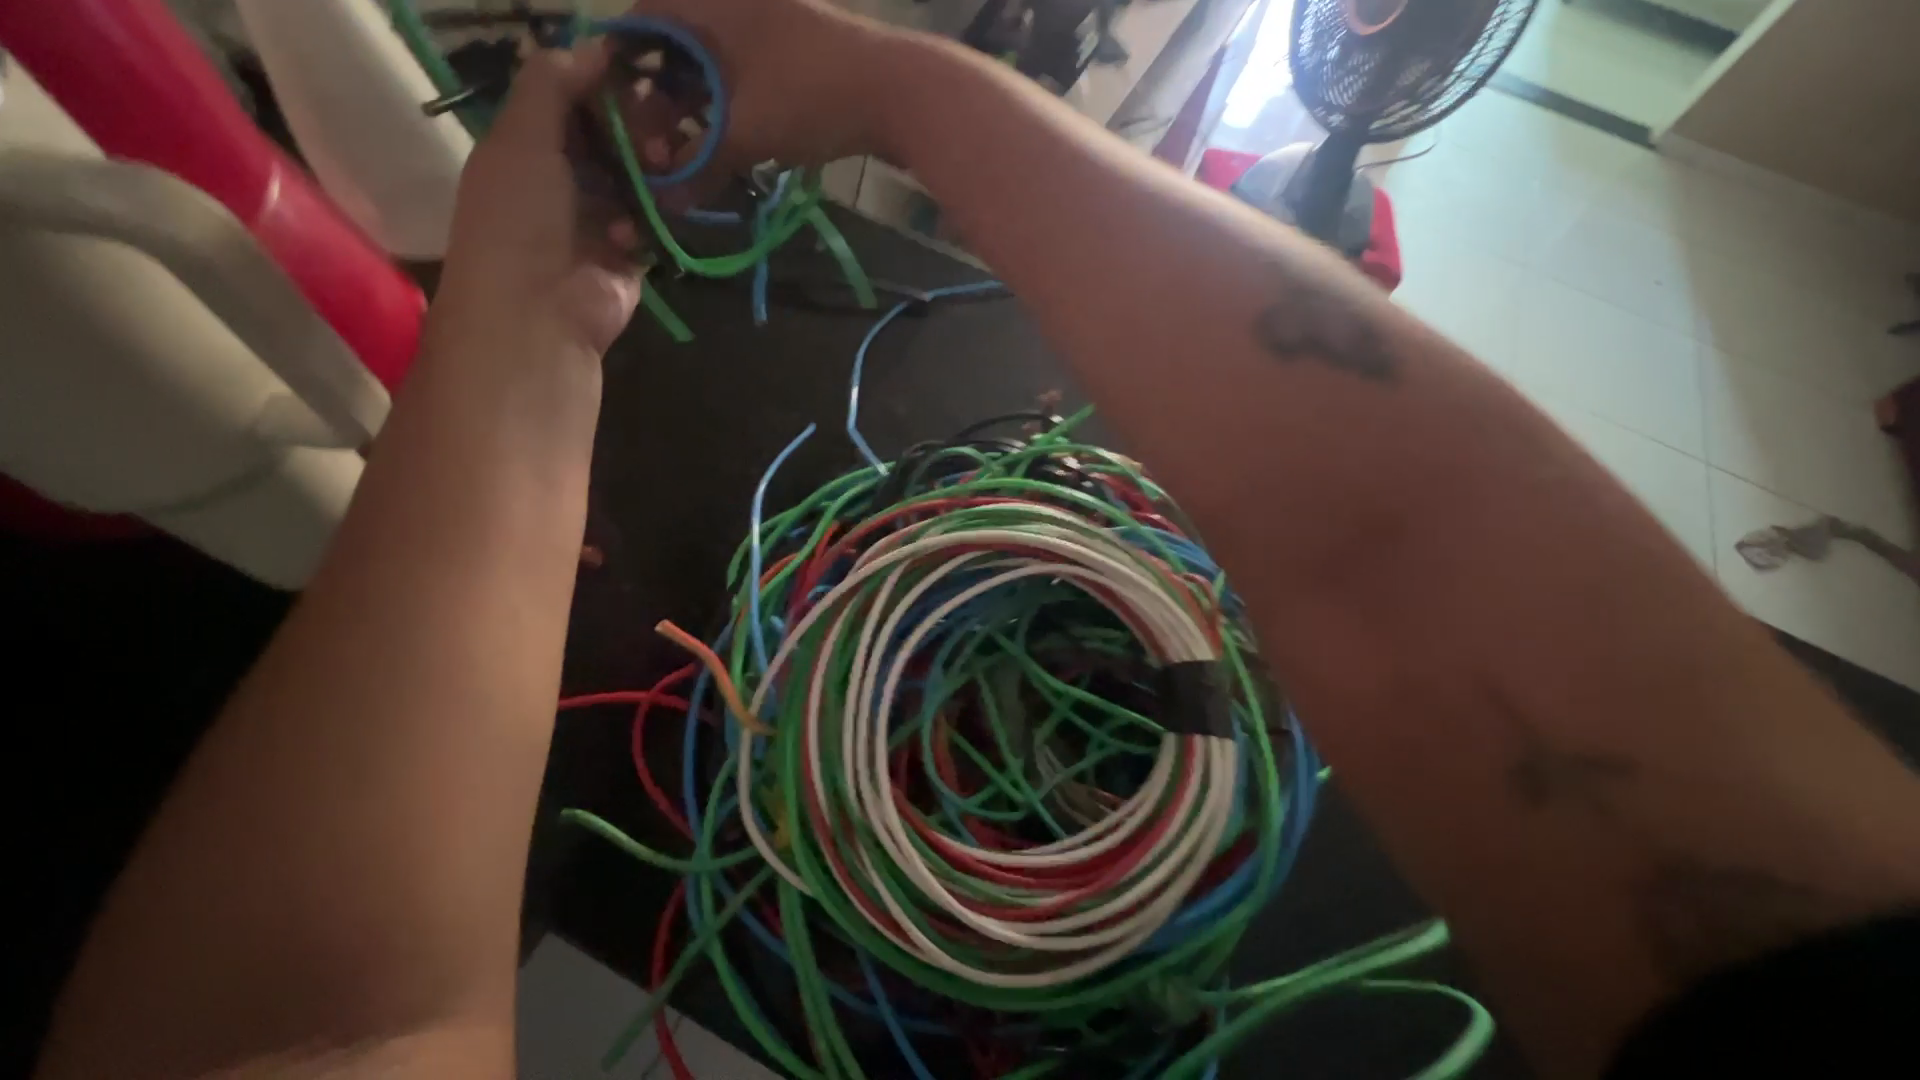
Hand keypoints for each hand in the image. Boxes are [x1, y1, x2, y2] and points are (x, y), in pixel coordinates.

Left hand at [430, 45, 642, 363]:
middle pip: (611, 138)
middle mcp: (561, 179)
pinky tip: (634, 228)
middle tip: (658, 130)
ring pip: (637, 178)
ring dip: (648, 174)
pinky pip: (651, 221)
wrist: (539, 312)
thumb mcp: (522, 137)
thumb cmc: (519, 219)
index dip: (602, 84)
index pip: (571, 100)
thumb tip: (593, 45)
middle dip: (635, 130)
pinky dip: (649, 220)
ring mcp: (596, 219)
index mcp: (525, 146)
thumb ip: (552, 84)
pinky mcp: (628, 254)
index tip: (637, 74)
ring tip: (658, 171)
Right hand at [621, 0, 907, 171]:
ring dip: (698, 107)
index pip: (643, 18)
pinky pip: (748, 70)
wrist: (900, 90)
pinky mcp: (799, 47)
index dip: (622, 64)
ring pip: (716, 62)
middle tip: (655, 145)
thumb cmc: (809, 98)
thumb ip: (697, 167)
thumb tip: (663, 205)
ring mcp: (773, 20)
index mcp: (711, 1)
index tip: (616, 110)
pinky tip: (730, 142)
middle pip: (678, 44)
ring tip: (689, 153)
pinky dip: (733, 103)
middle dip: (662, 98)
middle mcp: (736, 1)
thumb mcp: (745, 135)